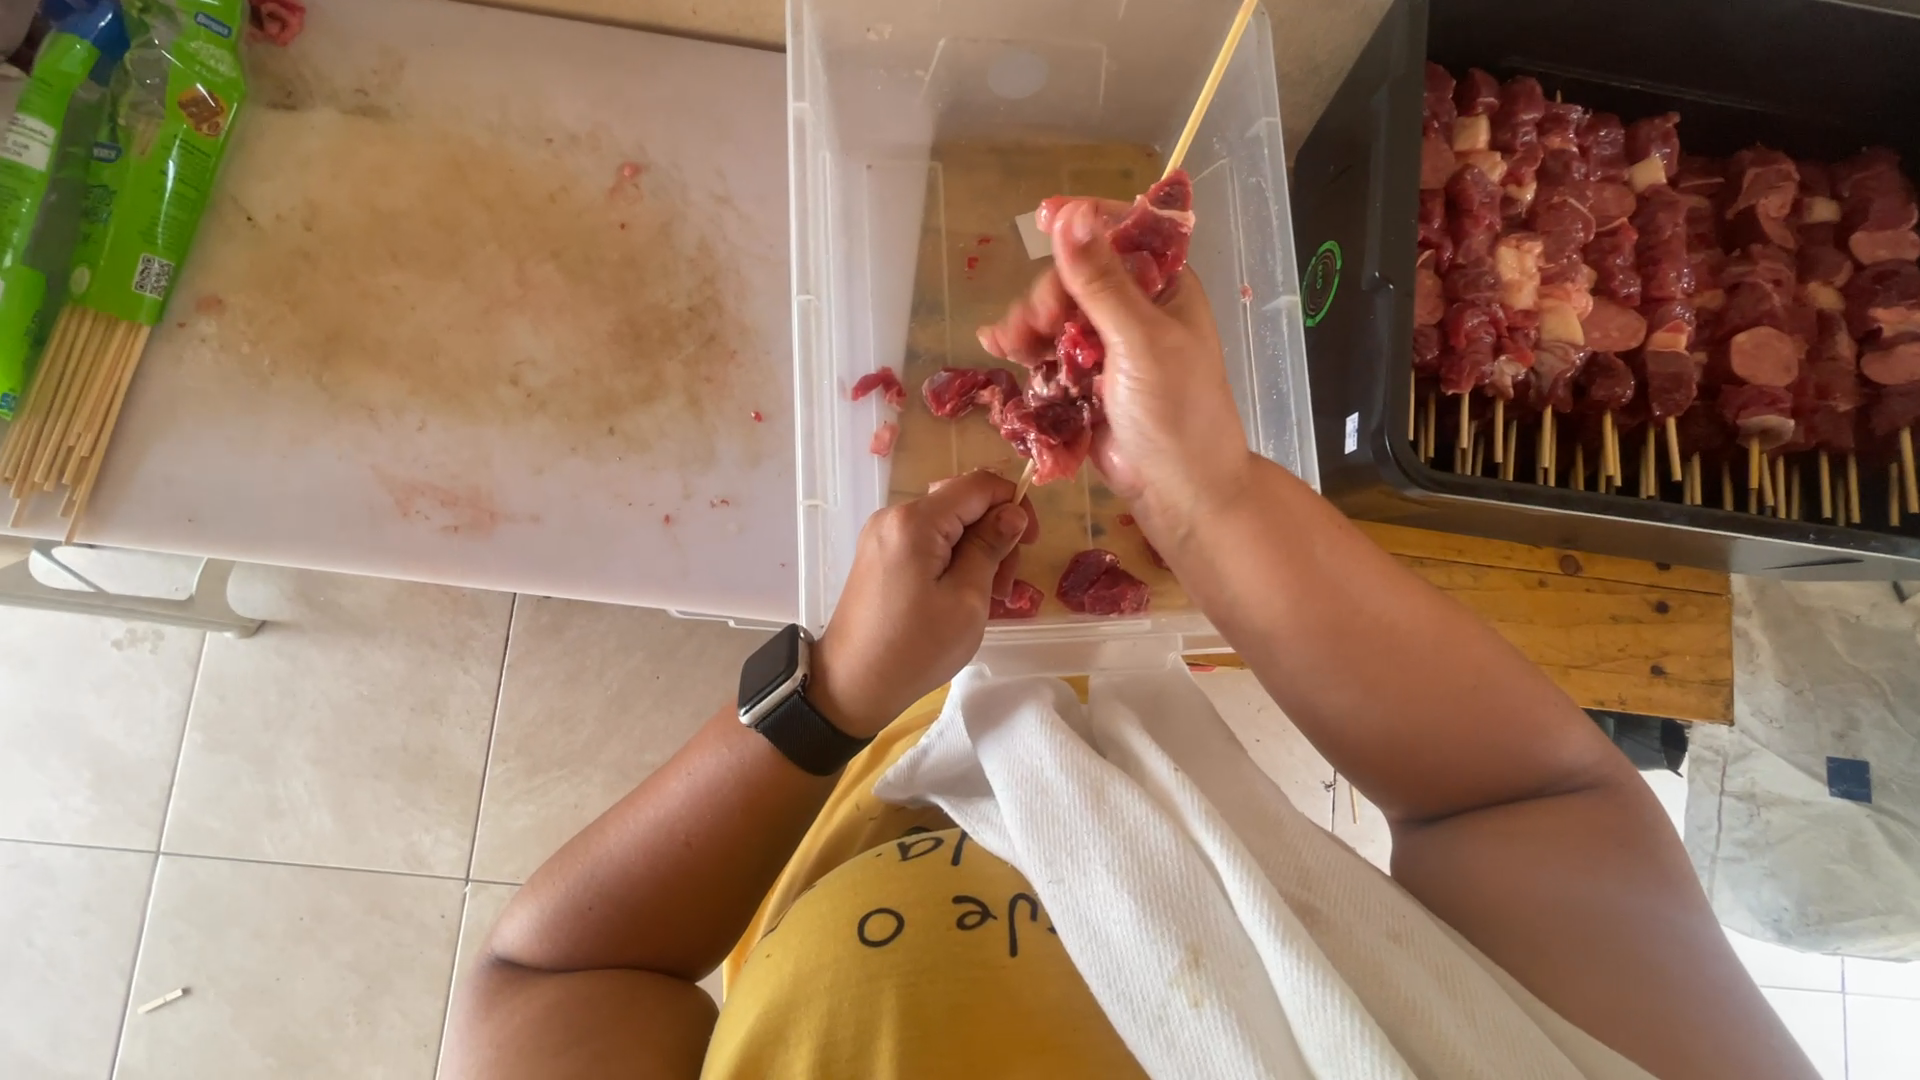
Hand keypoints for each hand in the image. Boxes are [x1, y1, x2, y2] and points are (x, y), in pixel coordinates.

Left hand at [809, 470, 1036, 739]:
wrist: (851, 685)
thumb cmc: (915, 648)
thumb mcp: (967, 600)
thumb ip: (990, 547)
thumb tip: (1013, 511)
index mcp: (916, 521)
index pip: (979, 485)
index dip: (1013, 504)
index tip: (1030, 542)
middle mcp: (894, 516)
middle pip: (962, 502)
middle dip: (993, 533)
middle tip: (1004, 586)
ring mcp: (882, 534)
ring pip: (946, 523)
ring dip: (975, 550)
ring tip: (986, 597)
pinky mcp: (878, 554)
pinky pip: (926, 541)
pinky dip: (951, 558)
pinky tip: (960, 594)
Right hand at [978, 199, 1254, 528]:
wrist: (1178, 490)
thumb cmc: (1177, 412)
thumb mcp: (1141, 341)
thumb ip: (1101, 282)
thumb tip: (1070, 215)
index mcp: (1163, 288)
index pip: (1123, 234)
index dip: (1085, 222)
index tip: (1044, 217)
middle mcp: (1134, 311)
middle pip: (1075, 278)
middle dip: (1047, 294)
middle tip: (1035, 324)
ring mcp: (1105, 349)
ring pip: (1055, 317)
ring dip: (1028, 324)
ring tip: (1010, 343)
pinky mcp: (1083, 383)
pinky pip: (1047, 355)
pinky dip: (1025, 351)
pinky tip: (1000, 347)